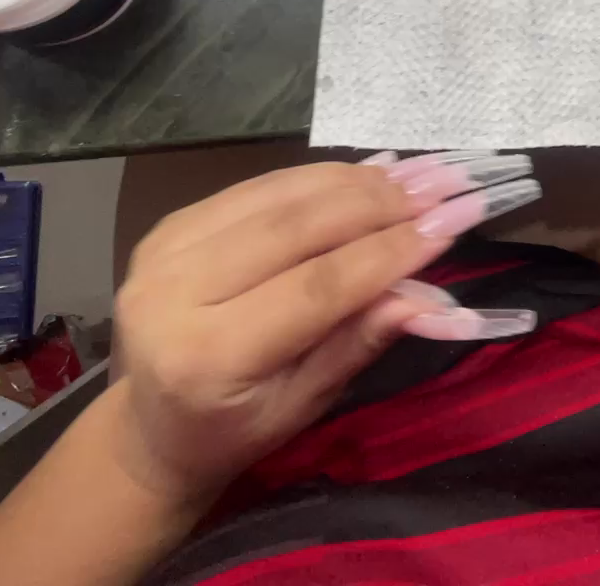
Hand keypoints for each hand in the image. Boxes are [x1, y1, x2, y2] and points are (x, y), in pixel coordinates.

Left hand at [110, 161, 458, 503]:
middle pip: (298, 228)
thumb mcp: (305, 403)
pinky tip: (375, 170)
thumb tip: (430, 299)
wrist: (149, 424)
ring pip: (284, 195)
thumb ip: (361, 341)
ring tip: (420, 174)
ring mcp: (166, 248)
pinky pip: (265, 185)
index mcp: (206, 356)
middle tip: (445, 186)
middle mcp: (174, 293)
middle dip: (382, 204)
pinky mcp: (174, 222)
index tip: (451, 224)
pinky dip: (326, 176)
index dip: (389, 252)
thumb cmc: (236, 428)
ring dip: (360, 181)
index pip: (316, 287)